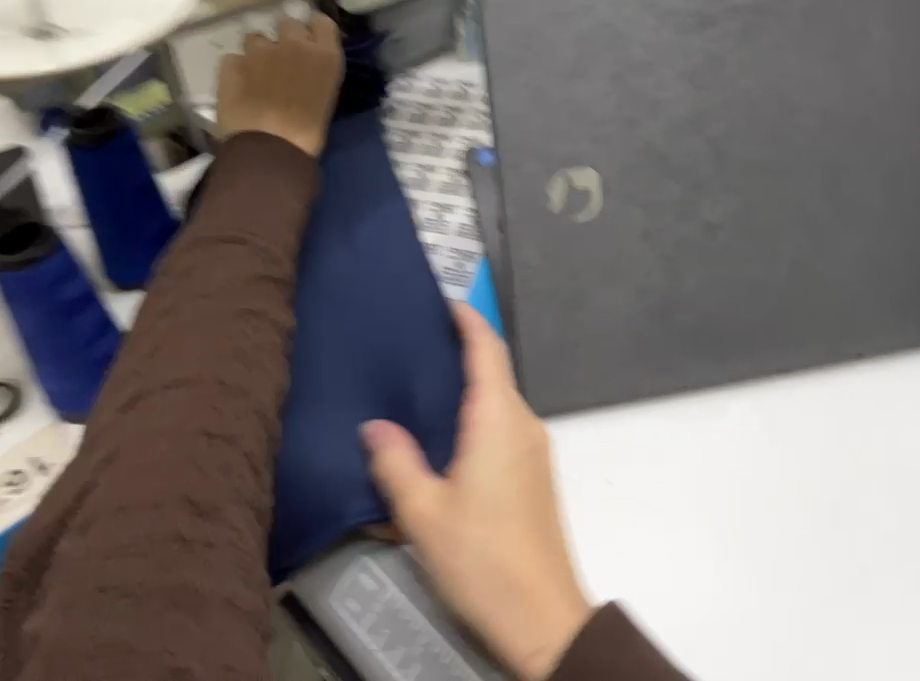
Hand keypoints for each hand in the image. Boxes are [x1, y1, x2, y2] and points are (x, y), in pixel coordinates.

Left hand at [215, 12, 343, 157]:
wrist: (270, 148)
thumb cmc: (307, 132)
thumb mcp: (326, 97)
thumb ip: (318, 72)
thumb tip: (308, 69)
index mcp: (324, 55)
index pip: (322, 22)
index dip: (314, 31)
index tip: (311, 43)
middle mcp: (293, 44)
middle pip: (289, 23)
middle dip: (286, 37)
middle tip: (283, 61)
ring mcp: (259, 51)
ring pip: (256, 37)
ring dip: (257, 51)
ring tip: (256, 75)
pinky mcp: (232, 63)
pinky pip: (233, 58)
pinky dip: (235, 70)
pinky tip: (238, 88)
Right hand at [363, 306, 594, 680]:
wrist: (544, 617)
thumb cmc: (484, 560)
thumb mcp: (424, 514)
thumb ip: (396, 464)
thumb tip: (375, 427)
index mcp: (498, 420)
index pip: (488, 349)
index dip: (468, 320)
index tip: (446, 302)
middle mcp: (524, 424)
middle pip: (495, 372)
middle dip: (461, 353)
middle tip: (417, 348)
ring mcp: (536, 450)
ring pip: (500, 402)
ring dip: (469, 389)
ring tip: (423, 392)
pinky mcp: (536, 474)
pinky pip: (505, 427)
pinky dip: (478, 417)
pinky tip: (448, 440)